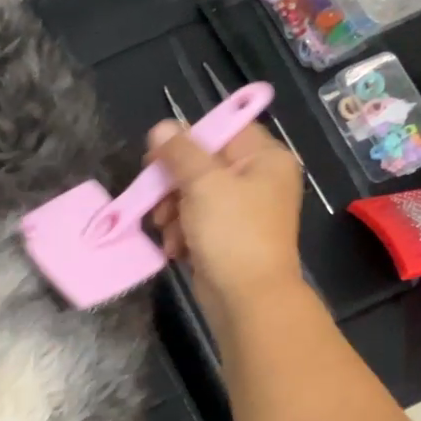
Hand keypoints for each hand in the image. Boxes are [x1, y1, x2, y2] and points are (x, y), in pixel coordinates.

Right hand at [147, 120, 305, 312]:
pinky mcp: (226, 236)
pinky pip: (195, 222)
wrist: (246, 294)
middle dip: (173, 185)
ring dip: (172, 212)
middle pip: (203, 165)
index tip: (156, 157)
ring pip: (193, 196)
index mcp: (265, 158)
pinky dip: (180, 232)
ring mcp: (242, 210)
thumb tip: (161, 127)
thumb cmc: (232, 232)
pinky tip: (175, 246)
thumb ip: (180, 153)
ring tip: (167, 230)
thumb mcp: (203, 184)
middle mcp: (258, 179)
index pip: (224, 131)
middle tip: (154, 200)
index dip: (188, 140)